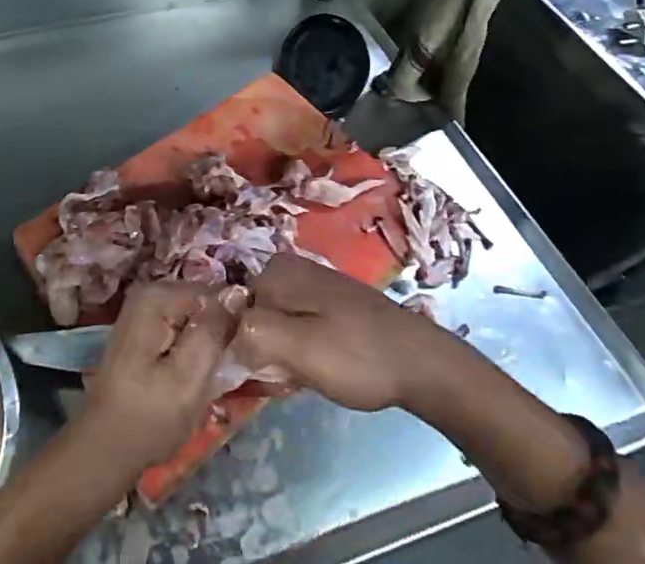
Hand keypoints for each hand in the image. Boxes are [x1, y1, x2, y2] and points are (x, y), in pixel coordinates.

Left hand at [78, 282, 235, 469]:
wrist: (106, 450)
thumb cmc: (148, 418)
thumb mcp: (188, 378)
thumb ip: (213, 331)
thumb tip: (239, 293)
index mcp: (157, 296)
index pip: (218, 293)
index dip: (235, 322)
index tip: (242, 354)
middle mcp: (150, 293)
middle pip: (207, 303)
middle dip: (222, 333)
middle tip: (226, 370)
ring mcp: (147, 310)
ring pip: (200, 319)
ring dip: (212, 345)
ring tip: (213, 375)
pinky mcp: (149, 330)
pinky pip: (187, 330)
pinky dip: (197, 350)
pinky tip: (197, 375)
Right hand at [232, 255, 456, 411]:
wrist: (421, 363)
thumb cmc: (359, 357)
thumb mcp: (301, 349)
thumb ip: (255, 335)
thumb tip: (223, 337)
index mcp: (277, 271)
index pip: (230, 310)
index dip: (241, 346)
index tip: (264, 372)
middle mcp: (288, 267)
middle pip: (251, 316)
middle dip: (262, 350)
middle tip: (288, 376)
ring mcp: (310, 283)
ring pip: (272, 325)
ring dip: (280, 354)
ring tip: (305, 376)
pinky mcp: (327, 301)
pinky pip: (293, 326)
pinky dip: (298, 349)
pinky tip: (318, 368)